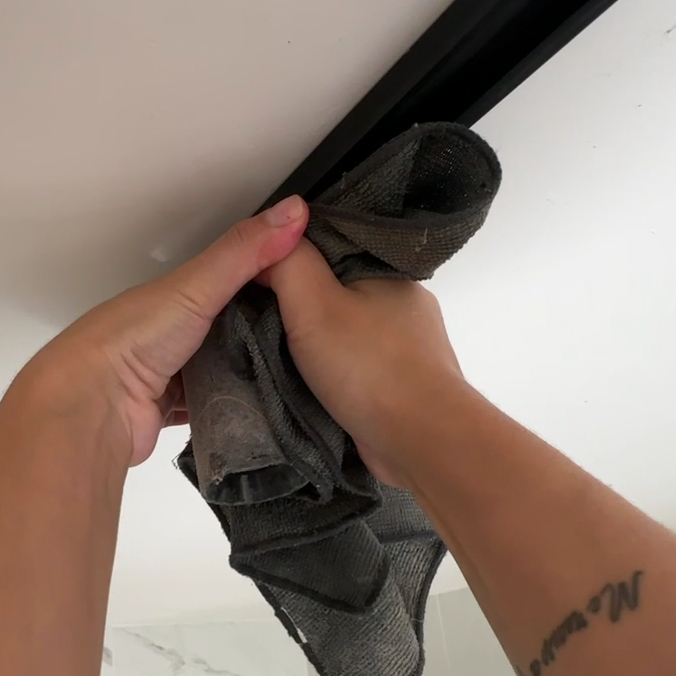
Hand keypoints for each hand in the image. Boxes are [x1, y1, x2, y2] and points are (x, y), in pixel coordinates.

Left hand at [28, 195, 309, 465]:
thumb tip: (296, 209)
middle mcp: (168, 334)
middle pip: (225, 329)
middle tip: (310, 336)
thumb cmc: (133, 339)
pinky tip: (259, 407)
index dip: (264, 278)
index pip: (226, 280)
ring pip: (220, 370)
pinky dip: (230, 408)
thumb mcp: (196, 286)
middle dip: (260, 332)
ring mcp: (168, 375)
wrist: (93, 407)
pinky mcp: (169, 412)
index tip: (307, 282)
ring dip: (247, 373)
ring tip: (295, 374)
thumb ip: (244, 252)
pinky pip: (209, 408)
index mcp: (171, 296)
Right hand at [260, 240, 469, 488]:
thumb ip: (289, 262)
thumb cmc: (368, 368)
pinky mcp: (403, 382)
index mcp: (388, 268)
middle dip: (302, 302)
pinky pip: (358, 364)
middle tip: (257, 316)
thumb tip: (275, 235)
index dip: (290, 255)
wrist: (421, 439)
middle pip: (338, 288)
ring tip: (275, 353)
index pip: (331, 246)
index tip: (255, 275)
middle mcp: (404, 301)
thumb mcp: (312, 303)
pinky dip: (334, 370)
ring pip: (348, 329)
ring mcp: (409, 344)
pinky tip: (307, 382)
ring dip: (317, 341)